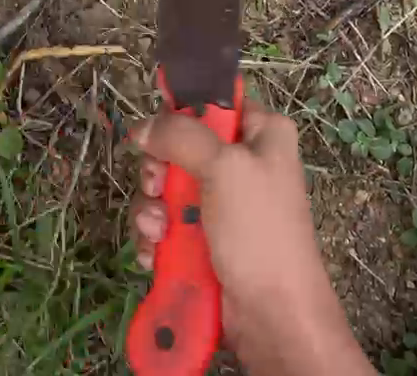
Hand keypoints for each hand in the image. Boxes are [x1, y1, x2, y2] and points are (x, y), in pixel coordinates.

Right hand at [131, 98, 374, 375]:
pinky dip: (156, 237)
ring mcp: (223, 202)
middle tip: (158, 186)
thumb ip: (181, 136)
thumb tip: (143, 126)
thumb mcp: (225, 167)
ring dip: (154, 210)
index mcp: (263, 131)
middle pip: (182, 144)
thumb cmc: (259, 230)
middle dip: (161, 170)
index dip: (183, 109)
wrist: (272, 316)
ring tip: (159, 231)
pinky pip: (168, 223)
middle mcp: (243, 161)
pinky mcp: (205, 237)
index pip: (216, 100)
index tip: (157, 127)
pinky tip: (156, 253)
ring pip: (169, 187)